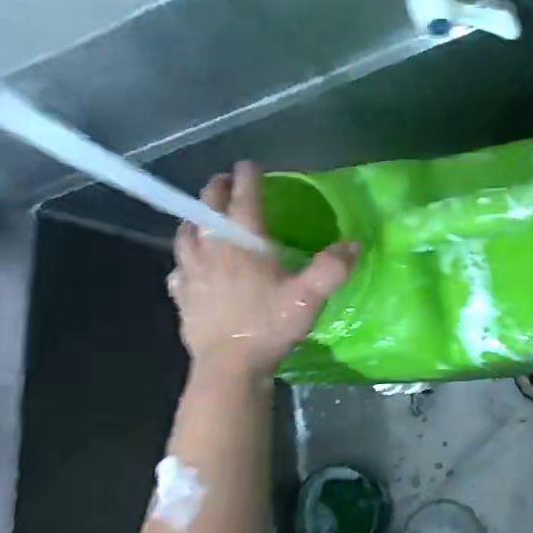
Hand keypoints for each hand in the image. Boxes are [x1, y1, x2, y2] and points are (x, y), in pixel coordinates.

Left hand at [166, 161, 358, 379]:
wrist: (229, 367)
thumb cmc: (268, 326)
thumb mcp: (309, 297)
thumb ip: (332, 268)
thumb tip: (353, 243)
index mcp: (243, 242)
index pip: (243, 198)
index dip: (247, 177)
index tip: (250, 165)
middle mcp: (212, 249)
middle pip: (208, 208)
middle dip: (216, 189)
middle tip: (225, 181)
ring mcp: (191, 272)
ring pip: (185, 233)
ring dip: (194, 218)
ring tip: (202, 215)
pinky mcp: (182, 295)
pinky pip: (178, 267)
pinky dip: (184, 257)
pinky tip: (189, 265)